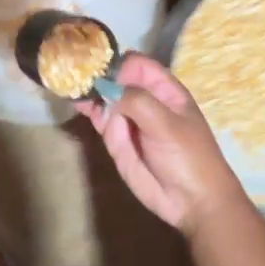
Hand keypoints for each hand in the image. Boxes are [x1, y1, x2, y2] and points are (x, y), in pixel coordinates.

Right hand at [77, 54, 241, 235]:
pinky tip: (77, 104)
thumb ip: (136, 101)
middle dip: (96, 74)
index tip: (100, 71)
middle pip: (115, 77)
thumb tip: (106, 86)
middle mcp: (144, 99)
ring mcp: (128, 118)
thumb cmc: (188, 157)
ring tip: (73, 89)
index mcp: (164, 89)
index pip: (136, 63)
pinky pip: (99, 117)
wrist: (191, 201)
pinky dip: (88, 109)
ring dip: (88, 91)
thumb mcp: (166, 124)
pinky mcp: (116, 137)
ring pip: (103, 96)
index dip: (118, 63)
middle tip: (77, 75)